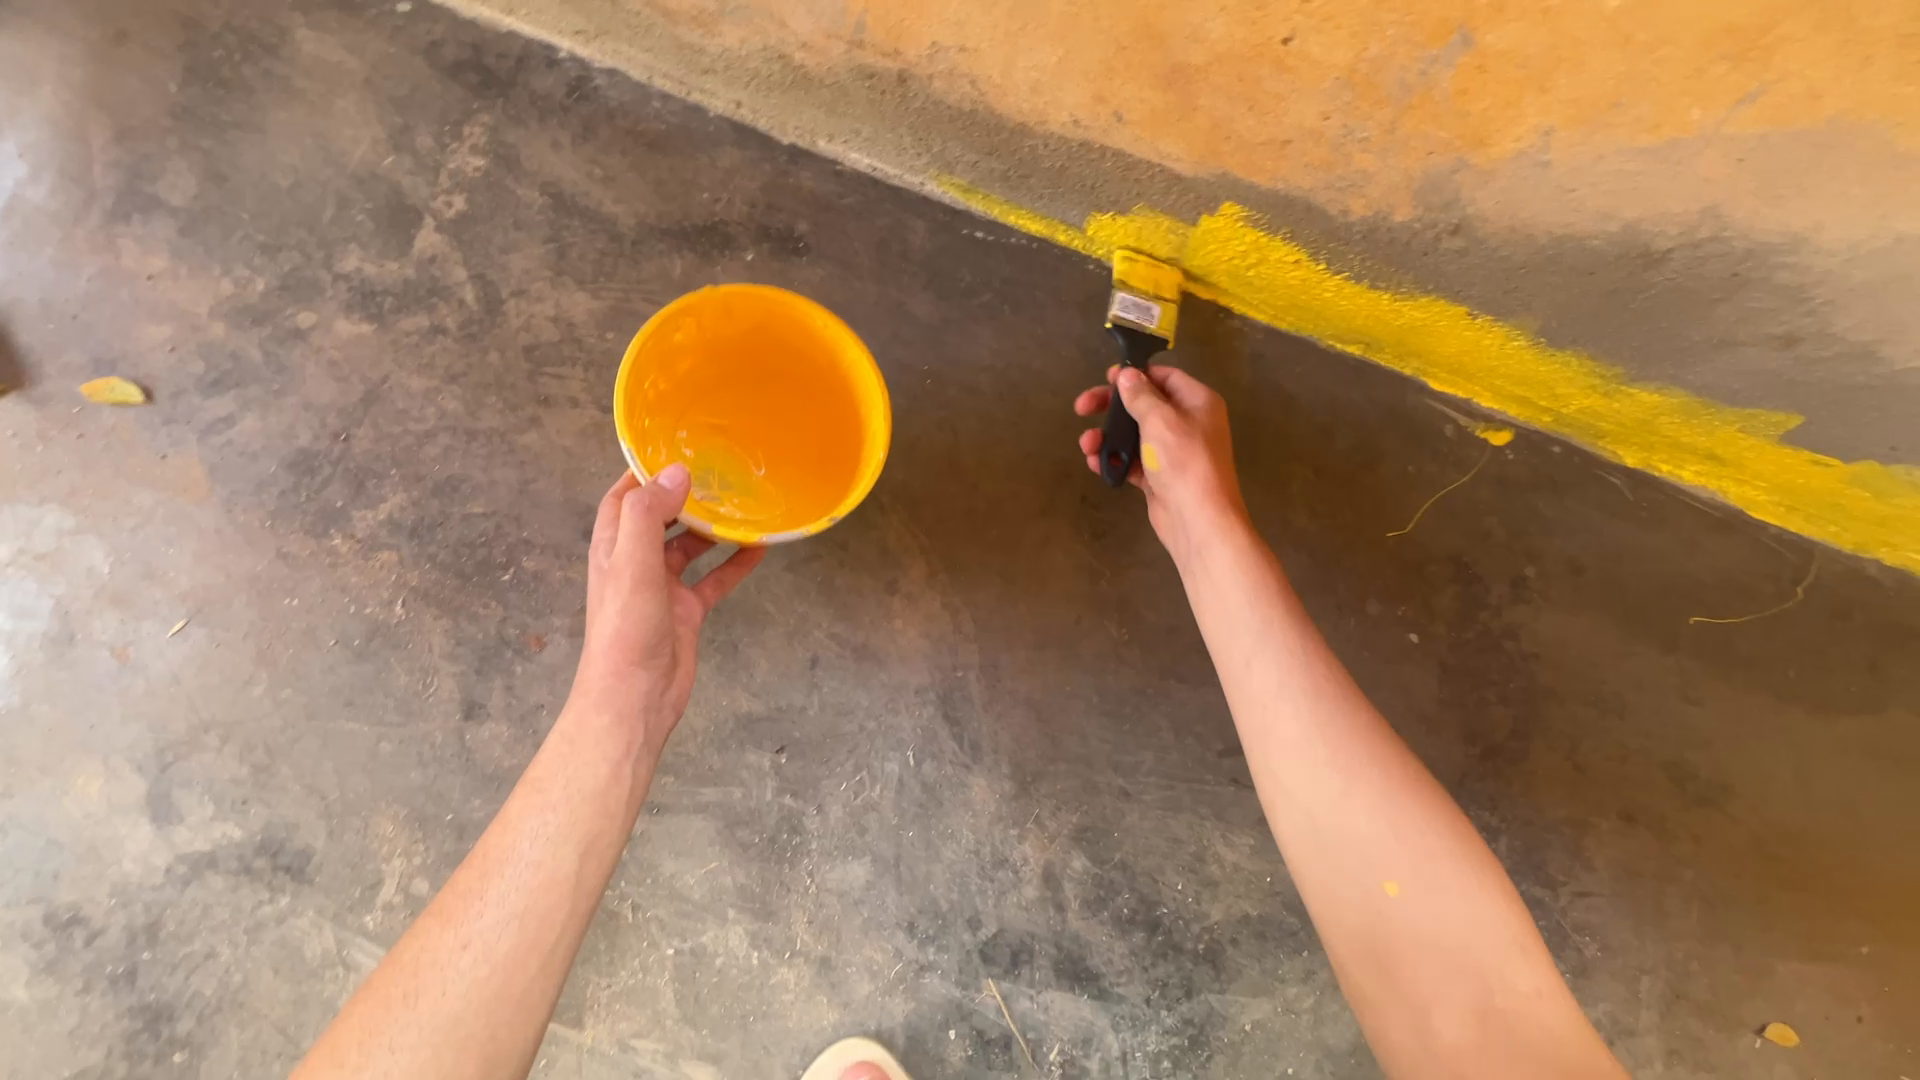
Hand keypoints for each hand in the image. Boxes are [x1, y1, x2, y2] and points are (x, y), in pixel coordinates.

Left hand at [568, 466, 764, 758]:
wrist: (636, 697)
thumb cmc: (627, 628)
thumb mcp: (633, 564)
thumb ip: (650, 515)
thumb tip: (679, 472)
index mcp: (613, 547)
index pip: (623, 497)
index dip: (644, 472)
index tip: (676, 447)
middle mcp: (636, 563)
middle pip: (660, 518)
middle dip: (685, 496)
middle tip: (721, 473)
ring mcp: (663, 588)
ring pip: (691, 548)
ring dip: (713, 528)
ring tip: (744, 505)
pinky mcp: (688, 611)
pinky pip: (715, 579)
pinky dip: (735, 564)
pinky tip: (760, 549)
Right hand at [1076, 364, 1248, 561]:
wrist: (1197, 518)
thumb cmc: (1183, 460)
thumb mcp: (1160, 419)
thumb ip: (1140, 395)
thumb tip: (1127, 375)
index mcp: (1197, 402)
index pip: (1164, 378)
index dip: (1135, 376)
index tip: (1107, 378)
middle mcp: (1187, 423)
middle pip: (1143, 406)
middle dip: (1111, 408)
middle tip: (1082, 407)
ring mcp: (1172, 452)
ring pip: (1134, 435)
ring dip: (1107, 437)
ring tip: (1086, 444)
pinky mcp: (1159, 476)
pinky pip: (1132, 461)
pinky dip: (1114, 460)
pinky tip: (1095, 463)